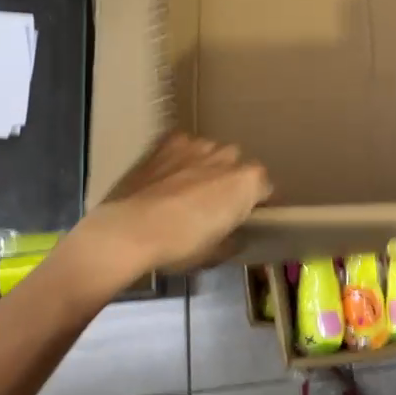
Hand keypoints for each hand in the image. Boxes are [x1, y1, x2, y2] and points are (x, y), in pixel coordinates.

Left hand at [81, 133, 271, 274]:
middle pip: (238, 166)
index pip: (266, 189)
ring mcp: (198, 144)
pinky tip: (167, 177)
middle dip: (230, 182)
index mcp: (248, 182)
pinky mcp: (168, 141)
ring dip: (206, 168)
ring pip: (211, 153)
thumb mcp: (214, 253)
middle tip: (214, 206)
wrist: (129, 230)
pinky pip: (183, 147)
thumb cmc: (180, 245)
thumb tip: (235, 235)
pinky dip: (180, 158)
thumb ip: (233, 239)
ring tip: (186, 190)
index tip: (246, 218)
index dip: (257, 204)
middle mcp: (229, 156)